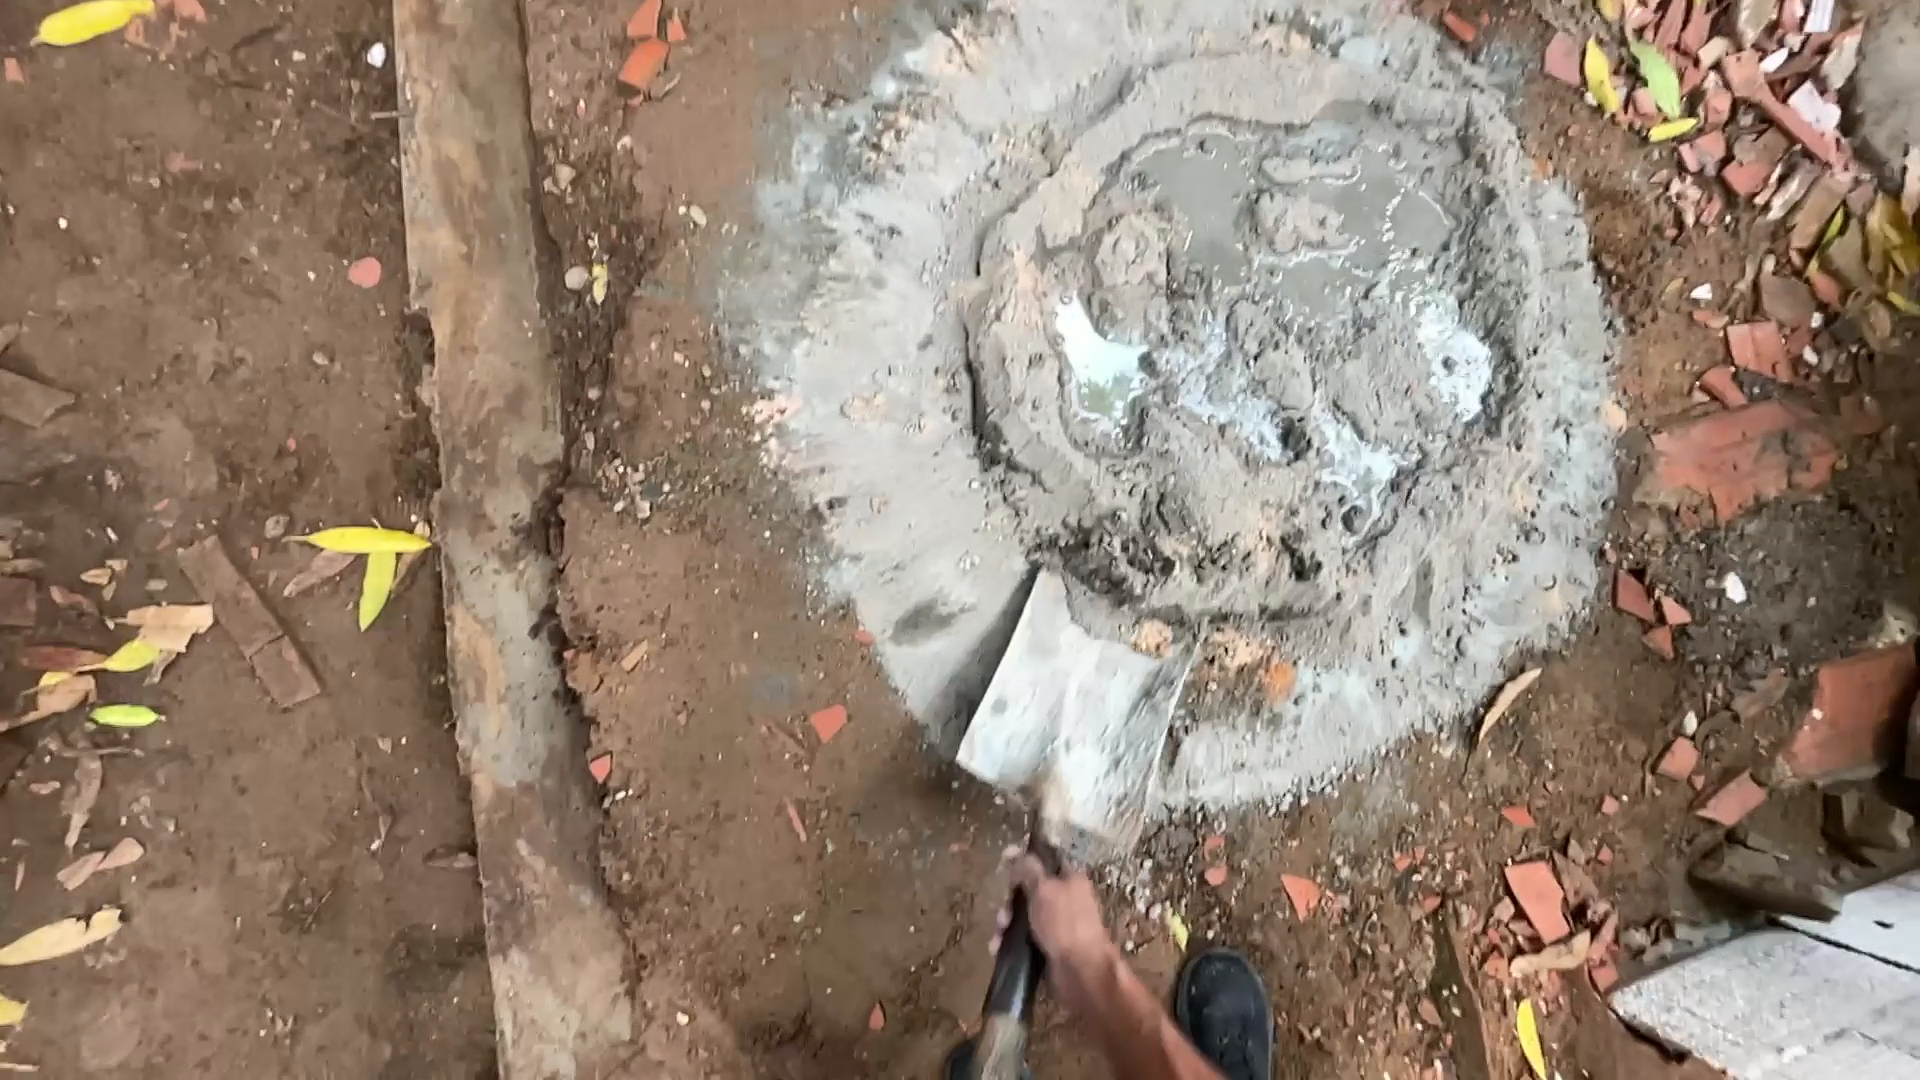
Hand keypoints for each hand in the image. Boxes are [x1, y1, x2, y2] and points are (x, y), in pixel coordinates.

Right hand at [997, 852, 1118, 1013]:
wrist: (1082, 974)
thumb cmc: (1065, 924)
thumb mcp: (1043, 888)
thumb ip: (1026, 868)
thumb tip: (1011, 850)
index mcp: (1070, 878)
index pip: (1043, 860)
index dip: (1023, 861)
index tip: (1004, 864)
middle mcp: (1065, 899)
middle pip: (1029, 889)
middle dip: (1011, 900)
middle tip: (1004, 913)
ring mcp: (1057, 925)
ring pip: (1024, 915)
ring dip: (1007, 923)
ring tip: (999, 936)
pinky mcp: (1049, 948)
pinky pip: (1024, 938)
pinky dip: (1010, 942)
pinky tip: (998, 948)